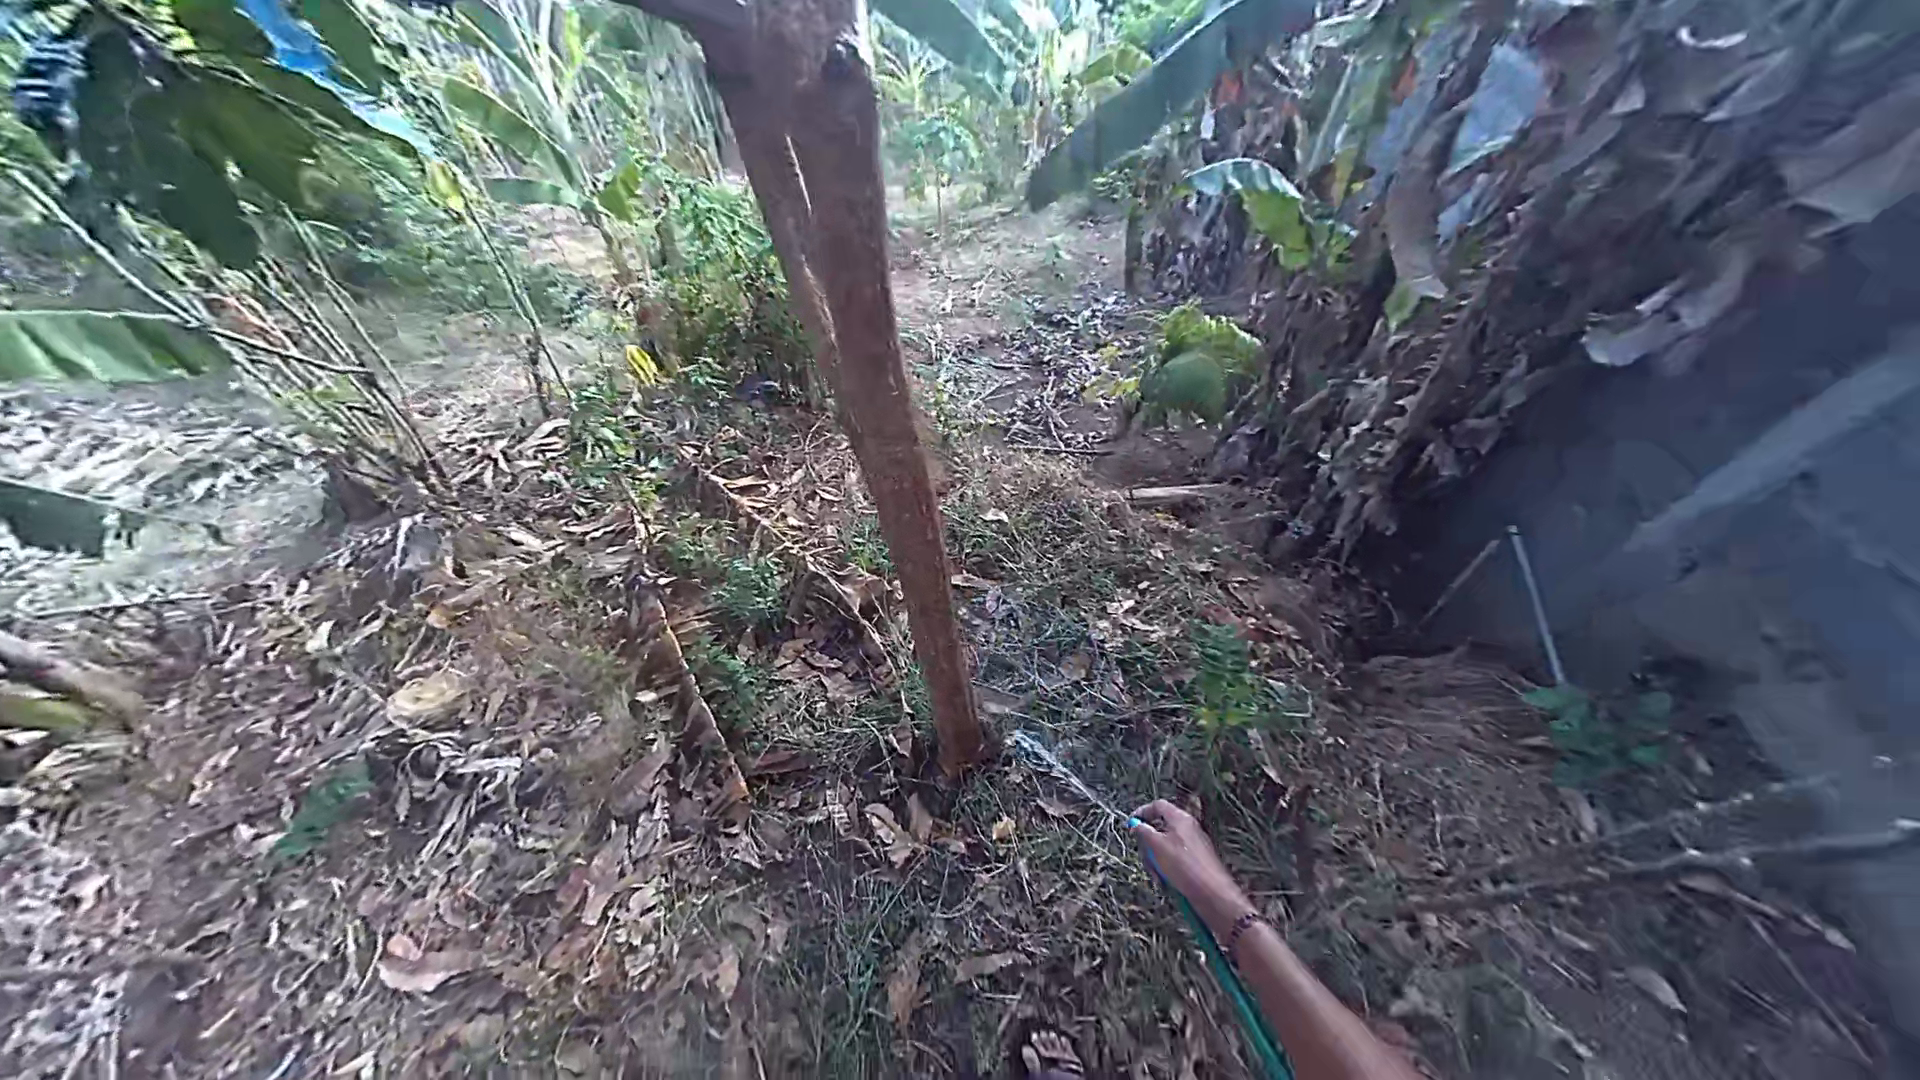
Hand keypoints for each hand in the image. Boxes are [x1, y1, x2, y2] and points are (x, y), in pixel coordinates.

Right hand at [1129, 799, 1252, 932]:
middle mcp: (1188, 828)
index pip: (1157, 806)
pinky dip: (1167, 868)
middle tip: (1145, 857)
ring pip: (1166, 846)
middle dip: (1149, 843)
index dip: (1141, 813)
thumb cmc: (1184, 867)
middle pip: (1160, 827)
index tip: (1130, 826)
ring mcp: (1194, 845)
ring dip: (1156, 859)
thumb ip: (1143, 831)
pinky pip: (1176, 859)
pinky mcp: (1197, 862)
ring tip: (1157, 875)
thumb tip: (1135, 824)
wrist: (1214, 896)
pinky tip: (1167, 882)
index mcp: (1180, 819)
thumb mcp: (1156, 846)